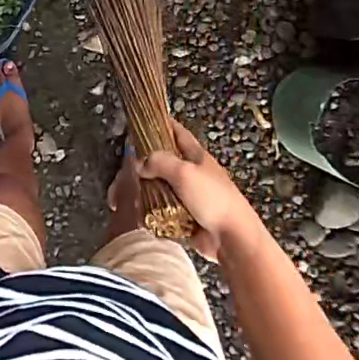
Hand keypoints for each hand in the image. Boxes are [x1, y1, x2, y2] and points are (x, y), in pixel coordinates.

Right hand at [137, 118, 267, 261]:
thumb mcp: (184, 172)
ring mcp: (187, 195)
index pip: (177, 132)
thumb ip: (159, 162)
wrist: (232, 239)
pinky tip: (138, 212)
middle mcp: (191, 173)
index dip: (162, 124)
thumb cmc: (213, 198)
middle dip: (144, 164)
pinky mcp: (183, 216)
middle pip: (162, 161)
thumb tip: (139, 163)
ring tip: (127, 195)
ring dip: (143, 190)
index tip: (142, 120)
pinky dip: (149, 210)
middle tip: (126, 168)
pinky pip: (160, 208)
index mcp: (196, 156)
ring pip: (158, 186)